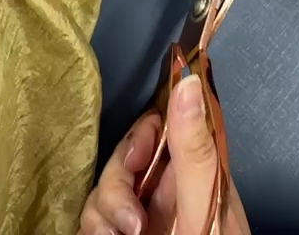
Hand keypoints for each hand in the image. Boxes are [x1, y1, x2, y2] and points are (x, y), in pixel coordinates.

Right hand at [79, 75, 249, 234]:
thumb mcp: (202, 203)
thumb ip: (193, 148)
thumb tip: (186, 79)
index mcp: (195, 168)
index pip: (162, 125)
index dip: (143, 134)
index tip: (136, 159)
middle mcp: (168, 188)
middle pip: (126, 157)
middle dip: (116, 184)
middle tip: (129, 222)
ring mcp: (145, 216)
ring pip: (106, 190)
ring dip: (103, 215)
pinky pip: (97, 222)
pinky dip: (96, 232)